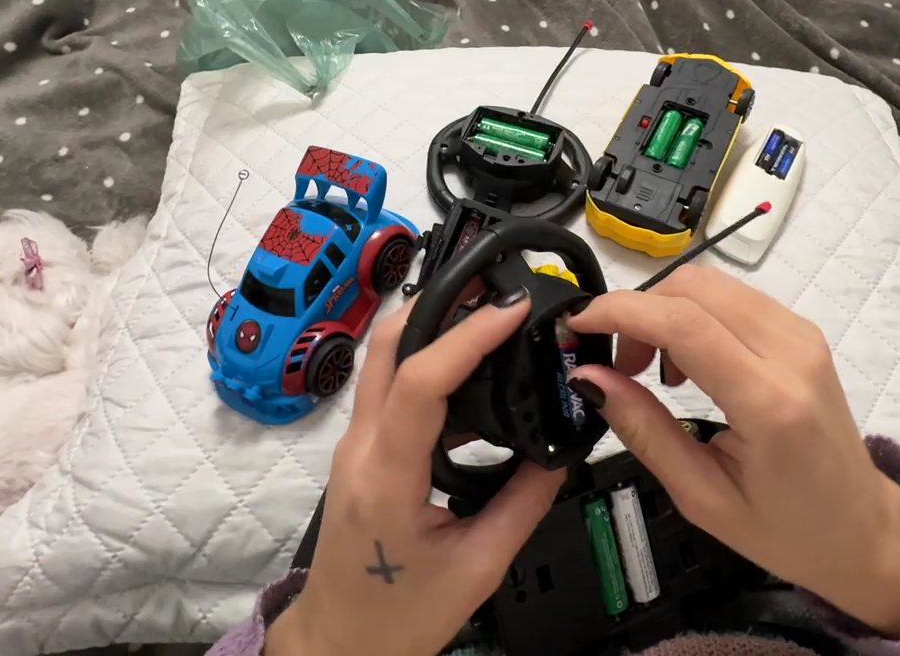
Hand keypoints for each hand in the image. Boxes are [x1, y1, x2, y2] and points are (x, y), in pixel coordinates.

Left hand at [268, 299, 567, 655]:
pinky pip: (391, 383)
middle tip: (491, 280)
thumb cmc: (400, 617)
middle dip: (438, 300)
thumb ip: (524, 501)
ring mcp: (356, 441)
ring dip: (431, 321)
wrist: (338, 644)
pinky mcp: (364, 446)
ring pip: (383, 356)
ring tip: (488, 311)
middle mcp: (361, 445)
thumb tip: (561, 447)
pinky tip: (470, 364)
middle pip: (386, 344)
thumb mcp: (479, 567)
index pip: (420, 381)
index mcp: (387, 476)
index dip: (468, 335)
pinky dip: (428, 356)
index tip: (513, 306)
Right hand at [567, 265, 899, 637]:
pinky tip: (686, 359)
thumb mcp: (700, 496)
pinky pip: (730, 295)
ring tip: (652, 368)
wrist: (862, 528)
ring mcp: (800, 332)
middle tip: (619, 363)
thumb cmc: (784, 530)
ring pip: (709, 283)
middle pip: (693, 287)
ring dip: (663, 309)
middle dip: (638, 310)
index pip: (684, 324)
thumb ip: (642, 428)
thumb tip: (587, 375)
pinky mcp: (799, 328)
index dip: (622, 312)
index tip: (578, 325)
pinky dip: (690, 312)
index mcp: (769, 402)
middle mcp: (790, 351)